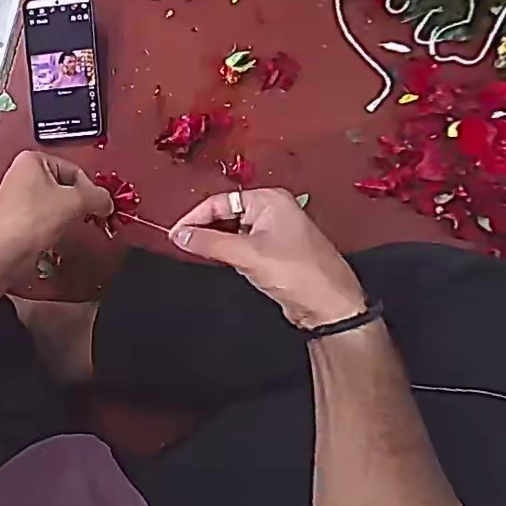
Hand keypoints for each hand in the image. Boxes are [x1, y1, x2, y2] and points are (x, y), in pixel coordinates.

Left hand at [0, 151, 112, 262]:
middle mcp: (22, 174)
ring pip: (55, 202)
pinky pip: (44, 216)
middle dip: (79, 203)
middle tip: (89, 215)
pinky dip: (54, 224)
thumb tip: (107, 200)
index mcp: (32, 160)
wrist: (3, 253)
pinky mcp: (17, 217)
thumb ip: (96, 197)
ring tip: (68, 225)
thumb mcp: (73, 202)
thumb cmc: (29, 221)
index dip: (89, 189)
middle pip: (65, 186)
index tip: (99, 204)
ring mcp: (18, 196)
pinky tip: (53, 234)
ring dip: (67, 215)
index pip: (74, 170)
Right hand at [170, 188, 367, 329]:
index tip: (175, 233)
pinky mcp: (275, 250)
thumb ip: (209, 242)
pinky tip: (220, 260)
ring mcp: (275, 229)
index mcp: (269, 199)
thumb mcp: (247, 255)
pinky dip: (229, 250)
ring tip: (196, 251)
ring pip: (234, 229)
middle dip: (205, 228)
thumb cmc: (297, 273)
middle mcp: (273, 209)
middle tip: (182, 243)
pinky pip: (244, 243)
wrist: (330, 306)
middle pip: (226, 213)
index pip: (221, 201)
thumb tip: (180, 235)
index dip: (195, 217)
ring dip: (217, 240)